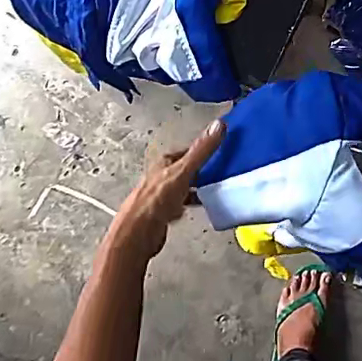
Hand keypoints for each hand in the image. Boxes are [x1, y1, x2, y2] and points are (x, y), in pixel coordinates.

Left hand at [109, 119, 225, 260]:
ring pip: (187, 184)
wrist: (136, 236)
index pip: (190, 149)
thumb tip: (218, 124)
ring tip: (218, 187)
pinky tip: (202, 205)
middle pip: (188, 167)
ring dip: (201, 185)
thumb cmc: (155, 202)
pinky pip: (185, 201)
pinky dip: (194, 201)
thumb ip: (202, 150)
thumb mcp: (183, 171)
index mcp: (164, 163)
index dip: (206, 148)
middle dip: (205, 168)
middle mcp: (161, 176)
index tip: (223, 148)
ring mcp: (162, 194)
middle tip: (225, 169)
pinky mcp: (164, 211)